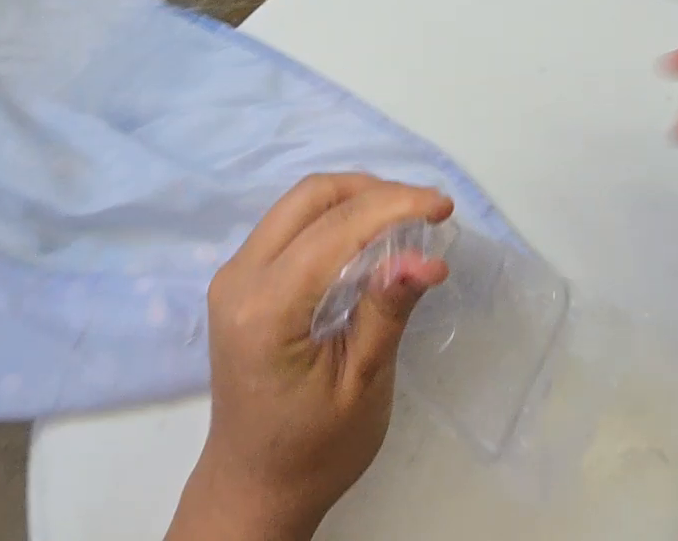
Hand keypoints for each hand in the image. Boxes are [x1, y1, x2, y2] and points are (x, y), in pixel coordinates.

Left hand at [167, 174, 452, 540]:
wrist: (255, 485)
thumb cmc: (315, 449)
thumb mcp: (362, 386)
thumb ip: (387, 312)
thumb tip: (426, 256)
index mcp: (265, 308)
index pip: (336, 229)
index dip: (394, 206)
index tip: (442, 206)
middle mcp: (239, 276)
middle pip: (311, 196)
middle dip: (374, 191)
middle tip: (425, 209)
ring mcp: (234, 273)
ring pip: (299, 203)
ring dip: (355, 198)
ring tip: (406, 217)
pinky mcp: (241, 278)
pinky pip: (290, 224)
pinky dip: (335, 216)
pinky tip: (370, 235)